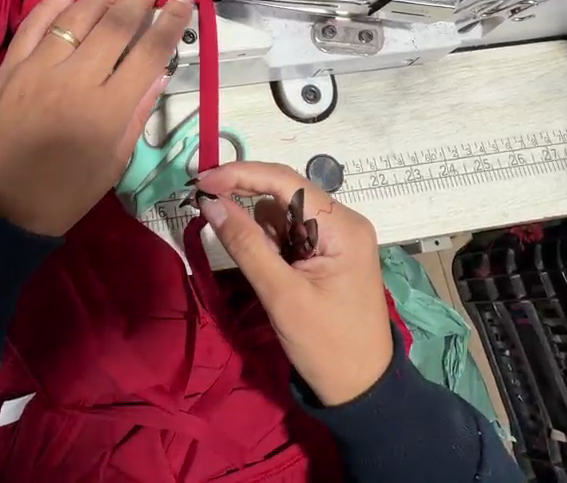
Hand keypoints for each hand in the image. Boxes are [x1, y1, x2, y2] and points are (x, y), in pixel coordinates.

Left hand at [0, 0, 193, 236]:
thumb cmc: (63, 195)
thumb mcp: (113, 165)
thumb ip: (137, 115)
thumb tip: (159, 73)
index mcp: (107, 110)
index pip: (149, 53)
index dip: (171, 22)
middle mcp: (75, 80)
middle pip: (114, 26)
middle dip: (137, 0)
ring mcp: (38, 69)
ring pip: (76, 17)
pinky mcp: (10, 67)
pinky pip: (34, 24)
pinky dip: (52, 3)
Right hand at [196, 162, 391, 405]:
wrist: (363, 392)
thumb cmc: (327, 346)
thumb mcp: (281, 296)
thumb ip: (246, 244)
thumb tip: (210, 202)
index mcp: (342, 225)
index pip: (285, 180)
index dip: (241, 174)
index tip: (203, 181)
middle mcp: (343, 220)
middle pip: (283, 192)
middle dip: (248, 204)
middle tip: (210, 212)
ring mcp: (338, 235)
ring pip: (283, 211)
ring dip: (262, 231)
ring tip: (268, 274)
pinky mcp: (329, 250)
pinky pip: (290, 230)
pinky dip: (272, 243)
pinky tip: (275, 273)